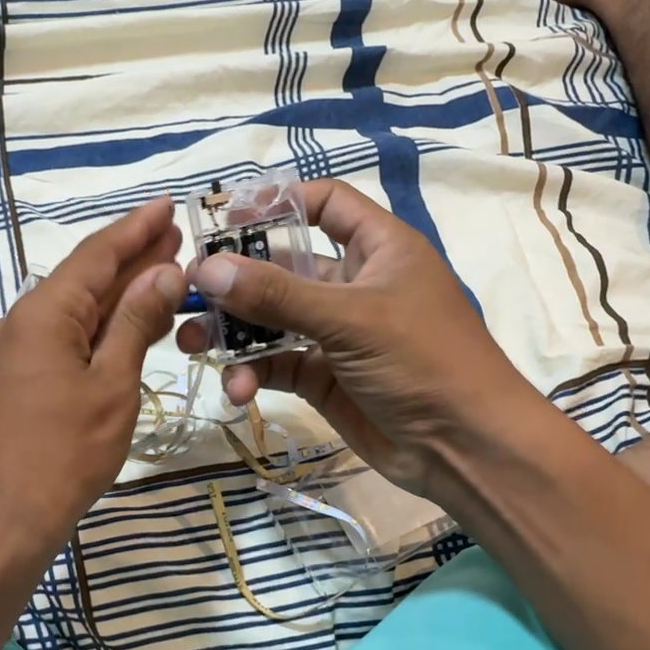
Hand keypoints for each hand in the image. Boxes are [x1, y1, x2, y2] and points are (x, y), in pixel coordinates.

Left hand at [0, 197, 186, 561]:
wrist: (7, 518)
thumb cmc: (66, 453)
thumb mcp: (111, 385)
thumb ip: (134, 323)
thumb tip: (162, 271)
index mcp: (43, 313)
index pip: (95, 255)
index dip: (135, 229)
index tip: (168, 206)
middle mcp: (22, 322)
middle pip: (84, 279)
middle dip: (131, 258)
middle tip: (177, 238)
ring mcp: (16, 354)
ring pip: (74, 311)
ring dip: (117, 294)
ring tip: (163, 273)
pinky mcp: (18, 382)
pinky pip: (63, 340)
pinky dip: (98, 328)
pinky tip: (126, 326)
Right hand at [178, 179, 549, 496]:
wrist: (461, 446)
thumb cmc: (421, 360)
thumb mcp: (349, 318)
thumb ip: (276, 294)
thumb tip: (207, 269)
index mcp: (377, 249)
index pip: (326, 204)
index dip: (279, 203)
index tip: (225, 218)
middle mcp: (352, 285)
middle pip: (282, 268)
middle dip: (234, 282)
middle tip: (188, 293)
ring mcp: (334, 334)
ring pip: (269, 321)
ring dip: (231, 333)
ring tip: (191, 345)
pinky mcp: (321, 377)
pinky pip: (274, 365)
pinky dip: (251, 374)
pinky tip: (238, 390)